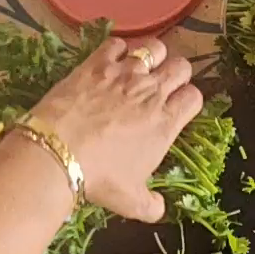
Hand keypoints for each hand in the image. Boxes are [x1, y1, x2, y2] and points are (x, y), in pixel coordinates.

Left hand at [25, 36, 203, 222]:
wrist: (60, 152)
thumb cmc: (101, 179)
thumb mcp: (131, 201)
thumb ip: (151, 205)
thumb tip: (159, 209)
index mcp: (165, 123)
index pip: (194, 98)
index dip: (190, 101)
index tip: (179, 109)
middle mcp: (151, 92)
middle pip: (181, 67)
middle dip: (177, 74)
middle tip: (165, 86)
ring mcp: (125, 73)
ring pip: (155, 48)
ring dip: (154, 55)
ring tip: (145, 67)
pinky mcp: (97, 63)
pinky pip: (117, 44)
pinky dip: (118, 50)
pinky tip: (112, 61)